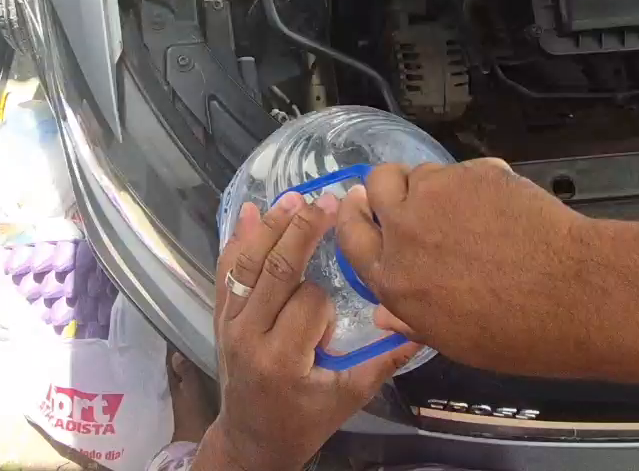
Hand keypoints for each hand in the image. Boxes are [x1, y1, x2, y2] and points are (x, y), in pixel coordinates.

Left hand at [195, 191, 418, 470]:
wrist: (250, 441)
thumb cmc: (302, 422)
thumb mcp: (345, 400)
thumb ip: (380, 364)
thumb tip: (419, 330)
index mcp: (282, 359)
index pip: (307, 304)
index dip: (324, 301)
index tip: (333, 320)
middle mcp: (249, 334)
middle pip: (276, 270)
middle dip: (302, 231)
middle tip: (327, 201)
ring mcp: (229, 321)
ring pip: (248, 263)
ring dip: (271, 227)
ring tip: (295, 198)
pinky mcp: (219, 314)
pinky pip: (226, 270)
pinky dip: (238, 239)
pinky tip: (250, 211)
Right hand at [337, 158, 636, 376]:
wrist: (575, 294)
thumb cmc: (516, 334)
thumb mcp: (453, 340)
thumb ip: (410, 317)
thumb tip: (382, 312)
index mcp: (393, 277)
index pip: (350, 233)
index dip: (353, 214)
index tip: (357, 203)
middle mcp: (404, 228)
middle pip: (375, 185)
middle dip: (388, 187)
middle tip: (412, 198)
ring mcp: (437, 193)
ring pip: (421, 172)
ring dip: (434, 186)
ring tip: (468, 209)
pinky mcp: (472, 172)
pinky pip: (462, 170)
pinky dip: (474, 184)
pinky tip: (501, 208)